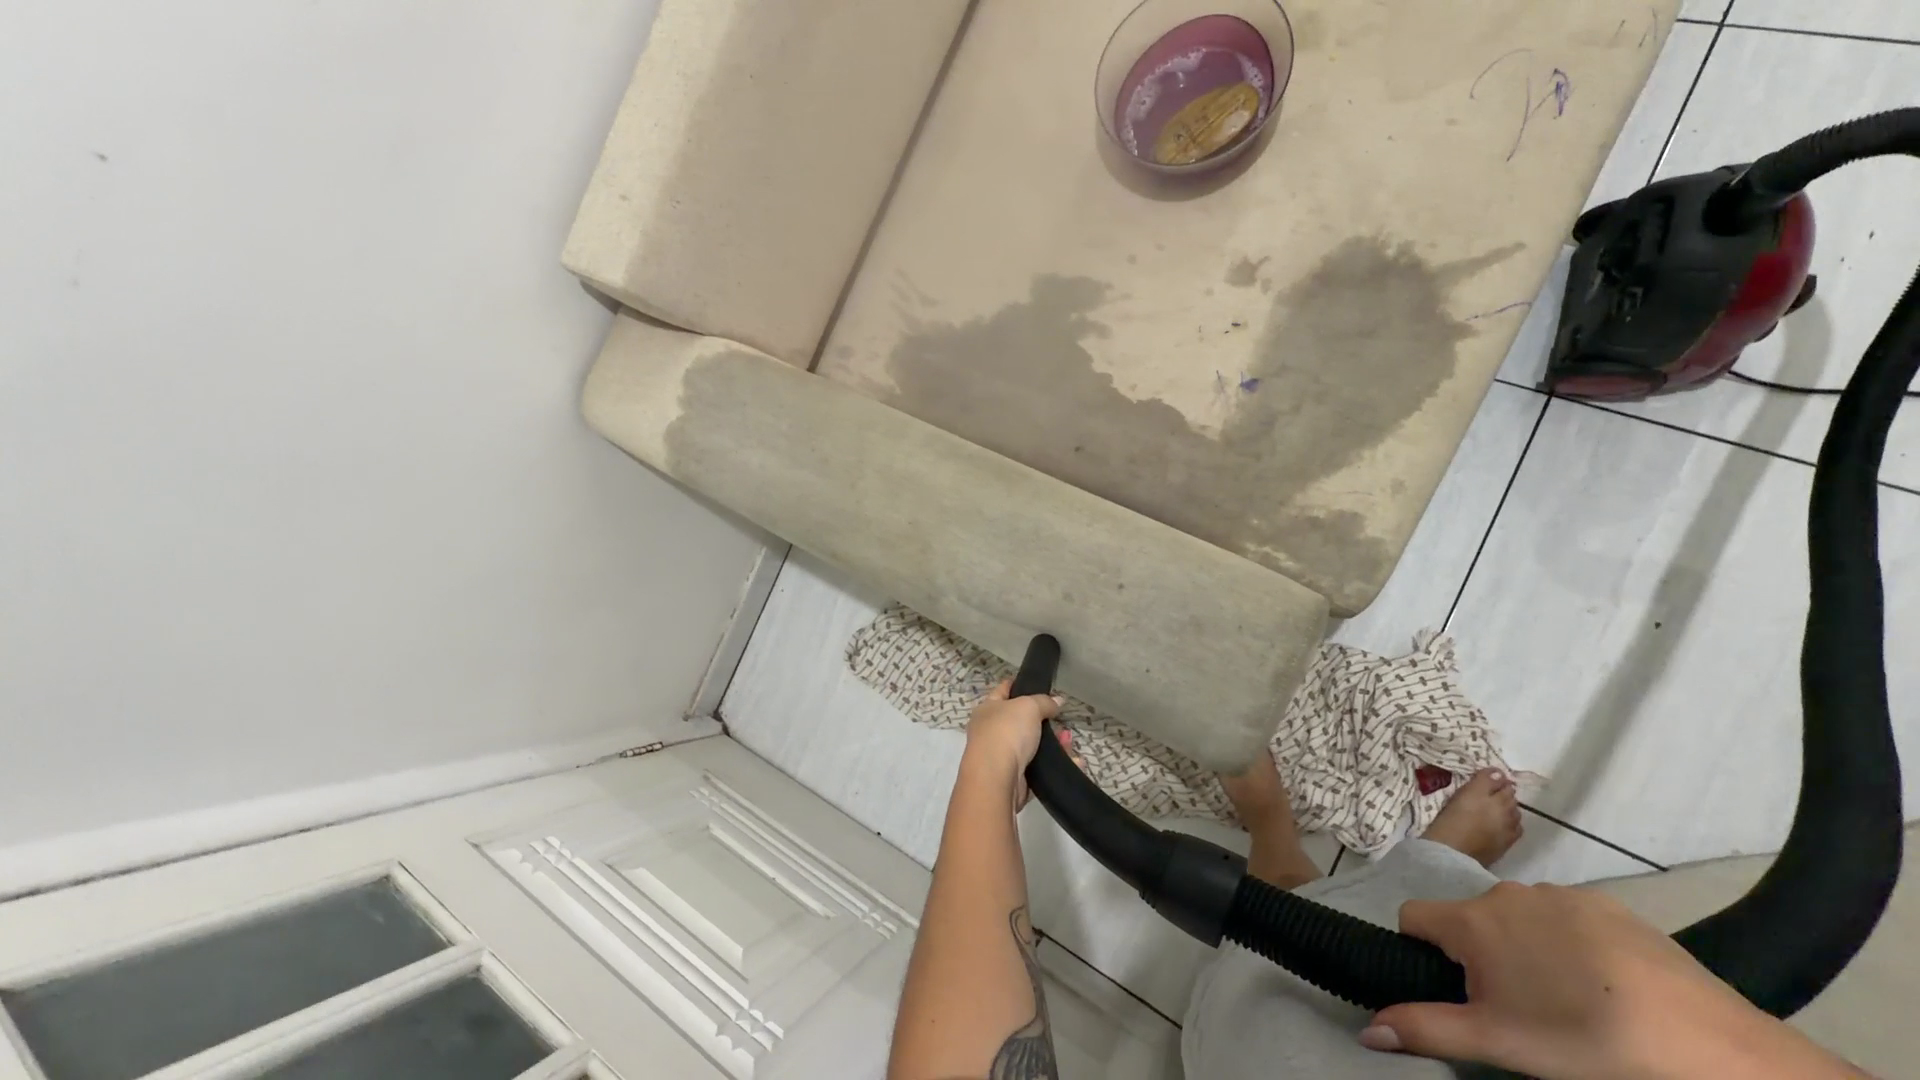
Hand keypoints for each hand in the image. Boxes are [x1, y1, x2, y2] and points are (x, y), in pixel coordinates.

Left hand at [962, 679, 1072, 810]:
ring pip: (1034, 744)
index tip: (1035, 682)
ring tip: (1068, 740)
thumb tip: (1058, 701)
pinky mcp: (1017, 777)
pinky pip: (1041, 766)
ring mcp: (1004, 756)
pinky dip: (1056, 763)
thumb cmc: (1007, 732)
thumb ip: (1044, 702)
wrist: (997, 779)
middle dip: (1043, 719)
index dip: (1017, 684)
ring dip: (1053, 742)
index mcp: (987, 710)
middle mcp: (992, 732)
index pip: (1002, 690)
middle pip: (1021, 720)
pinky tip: (1074, 760)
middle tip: (1061, 717)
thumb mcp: (1028, 706)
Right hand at [1361, 883, 1860, 1079]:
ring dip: (1522, 946)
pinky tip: (1604, 984)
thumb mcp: (1498, 1044)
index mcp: (1472, 921)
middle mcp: (1507, 893)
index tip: (1453, 988)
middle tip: (1516, 1007)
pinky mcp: (1608, 902)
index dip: (1421, 950)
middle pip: (1468, 918)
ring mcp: (1560, 893)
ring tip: (1565, 998)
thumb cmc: (1583, 1041)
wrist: (1705, 1043)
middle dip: (1479, 954)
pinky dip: (1567, 942)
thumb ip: (1426, 1028)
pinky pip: (1564, 916)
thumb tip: (1368, 1029)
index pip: (1413, 916)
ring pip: (1517, 916)